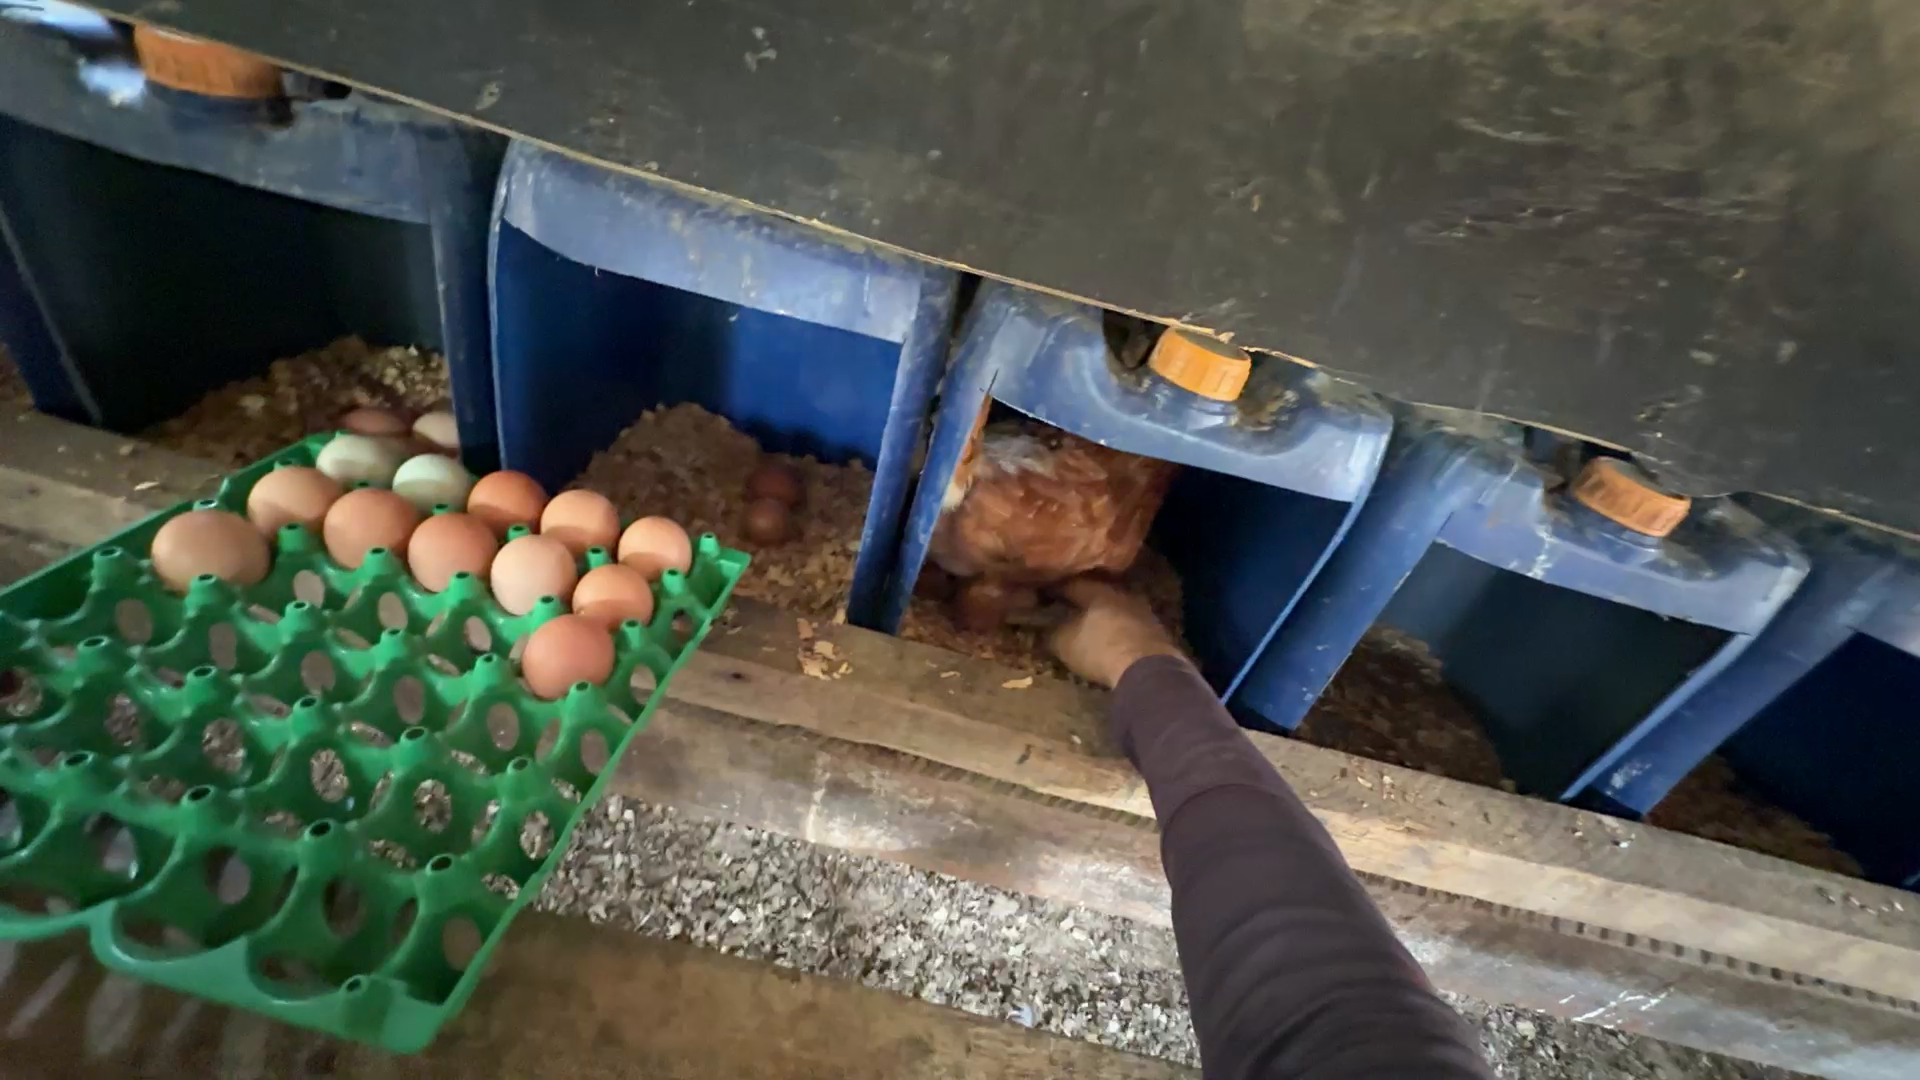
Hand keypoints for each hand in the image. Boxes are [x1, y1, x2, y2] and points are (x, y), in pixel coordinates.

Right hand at [1046, 577, 1183, 688]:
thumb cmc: (1099, 649)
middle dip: (1083, 600)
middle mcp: (1121, 594)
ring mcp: (1142, 610)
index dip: (1055, 590)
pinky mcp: (1156, 630)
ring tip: (1091, 624)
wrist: (1147, 668)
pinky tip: (1113, 637)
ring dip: (1104, 614)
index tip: (1044, 594)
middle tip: (1069, 607)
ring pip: (1117, 607)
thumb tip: (1044, 628)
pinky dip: (1119, 628)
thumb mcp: (1065, 644)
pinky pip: (1131, 623)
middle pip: (1097, 592)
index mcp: (1096, 591)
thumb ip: (1052, 632)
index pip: (1071, 584)